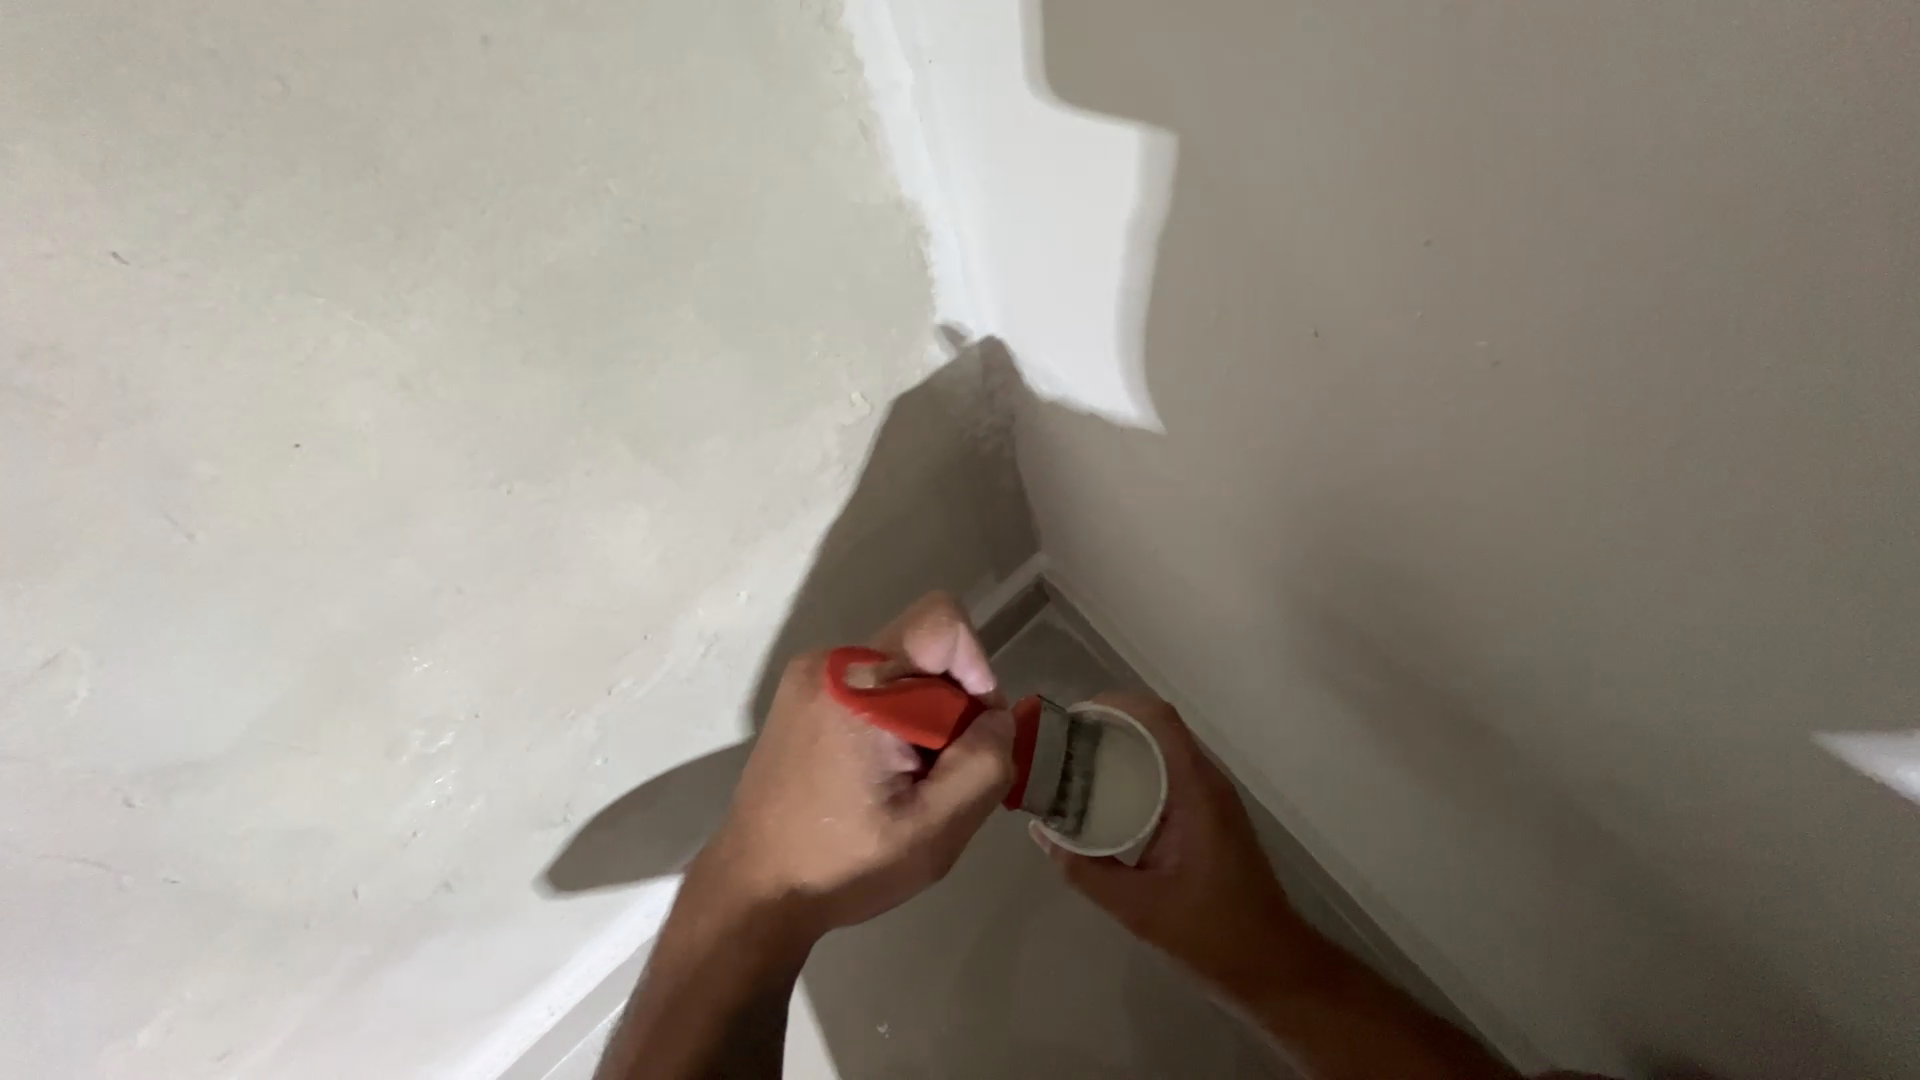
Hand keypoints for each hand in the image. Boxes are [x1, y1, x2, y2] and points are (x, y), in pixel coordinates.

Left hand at [694, 592, 1015, 943]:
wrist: (753, 890)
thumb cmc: (841, 865)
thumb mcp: (934, 831)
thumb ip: (983, 764)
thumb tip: (997, 717)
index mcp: (858, 685)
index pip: (943, 622)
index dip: (978, 668)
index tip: (973, 730)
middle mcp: (829, 662)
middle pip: (927, 650)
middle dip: (951, 707)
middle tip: (938, 776)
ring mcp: (810, 675)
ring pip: (905, 668)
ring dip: (924, 717)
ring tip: (906, 782)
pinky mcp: (804, 693)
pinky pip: (876, 682)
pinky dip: (896, 719)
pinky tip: (878, 774)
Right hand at [1032, 693, 1299, 992]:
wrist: (1272, 965)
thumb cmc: (1212, 932)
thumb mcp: (1138, 907)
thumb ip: (1086, 871)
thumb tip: (1042, 833)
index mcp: (1195, 791)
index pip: (1159, 719)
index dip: (1117, 704)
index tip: (1075, 718)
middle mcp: (1206, 781)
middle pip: (1157, 726)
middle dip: (1110, 723)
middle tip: (1064, 742)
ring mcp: (1210, 796)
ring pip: (1163, 747)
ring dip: (1122, 743)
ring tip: (1075, 761)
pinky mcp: (1207, 813)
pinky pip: (1168, 771)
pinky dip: (1135, 768)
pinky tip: (1105, 794)